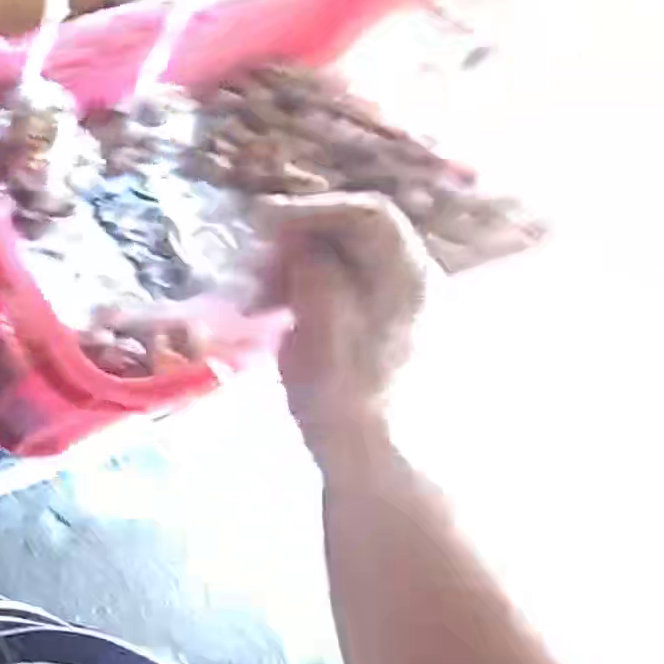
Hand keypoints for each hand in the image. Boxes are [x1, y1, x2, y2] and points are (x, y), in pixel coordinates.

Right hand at [261, 193, 433, 448]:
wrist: (377, 454)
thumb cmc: (346, 396)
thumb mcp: (320, 329)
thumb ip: (314, 275)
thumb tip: (296, 237)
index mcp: (409, 279)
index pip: (366, 215)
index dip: (309, 209)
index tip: (256, 222)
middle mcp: (414, 283)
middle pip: (355, 235)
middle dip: (295, 240)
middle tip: (249, 265)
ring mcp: (398, 306)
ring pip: (342, 262)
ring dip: (292, 266)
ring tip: (254, 295)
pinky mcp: (376, 327)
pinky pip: (336, 287)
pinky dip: (299, 288)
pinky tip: (271, 311)